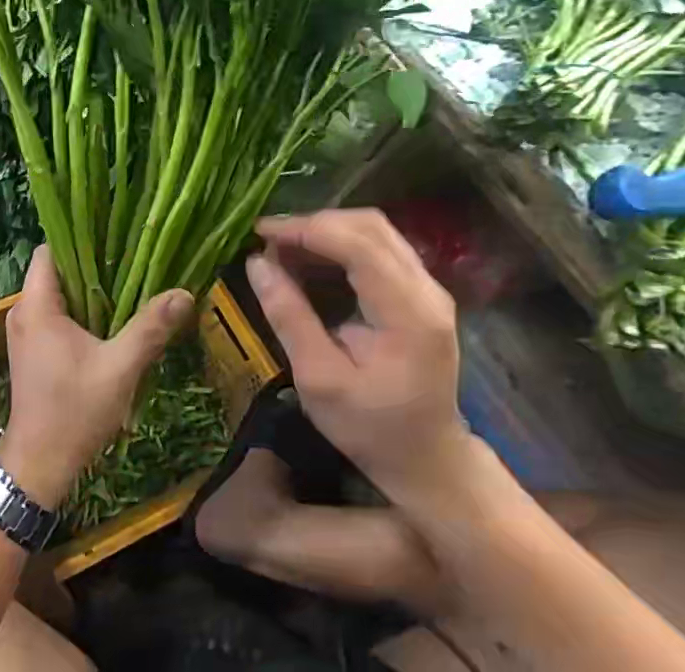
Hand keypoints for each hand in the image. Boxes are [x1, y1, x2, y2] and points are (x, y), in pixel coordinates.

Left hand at [0, 246, 191, 506]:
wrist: (39, 462)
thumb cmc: (74, 411)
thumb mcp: (119, 368)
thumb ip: (150, 328)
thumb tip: (184, 293)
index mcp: (36, 306)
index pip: (47, 251)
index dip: (77, 240)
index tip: (113, 238)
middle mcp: (23, 311)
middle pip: (55, 271)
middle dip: (91, 265)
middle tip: (132, 263)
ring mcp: (25, 331)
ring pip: (56, 295)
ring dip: (88, 292)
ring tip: (128, 288)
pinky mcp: (32, 349)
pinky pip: (55, 315)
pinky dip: (80, 313)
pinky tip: (110, 320)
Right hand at [247, 210, 471, 501]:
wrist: (427, 459)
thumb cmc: (370, 428)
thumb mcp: (318, 379)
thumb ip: (289, 316)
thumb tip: (256, 262)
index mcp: (409, 314)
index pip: (359, 246)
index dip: (307, 230)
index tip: (261, 232)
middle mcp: (427, 291)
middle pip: (370, 227)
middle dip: (314, 224)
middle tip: (268, 240)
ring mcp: (428, 289)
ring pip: (375, 231)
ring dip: (325, 231)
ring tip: (282, 248)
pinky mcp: (419, 293)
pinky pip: (378, 248)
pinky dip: (339, 244)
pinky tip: (308, 260)